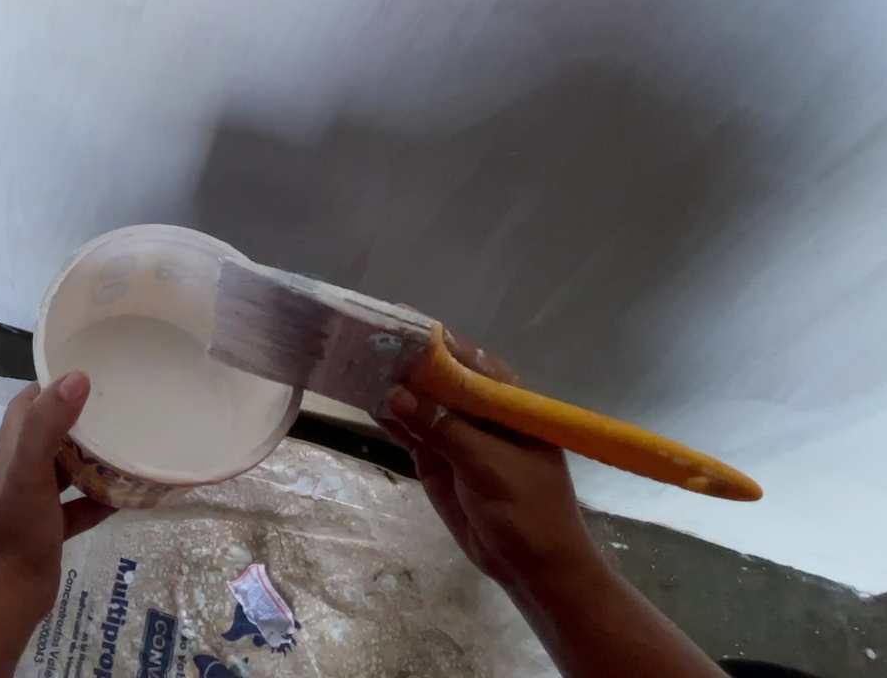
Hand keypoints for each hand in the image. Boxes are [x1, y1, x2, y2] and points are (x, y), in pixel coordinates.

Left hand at [0, 372, 115, 622]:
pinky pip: (80, 503)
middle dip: (80, 416)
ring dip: (92, 455)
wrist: (8, 598)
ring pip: (66, 466)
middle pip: (51, 431)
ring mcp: (36, 499)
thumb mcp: (31, 469)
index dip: (53, 384)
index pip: (29, 402)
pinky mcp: (51, 527)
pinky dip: (101, 497)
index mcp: (12, 448)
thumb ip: (48, 423)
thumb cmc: (17, 528)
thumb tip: (78, 377)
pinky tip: (128, 494)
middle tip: (117, 405)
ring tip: (126, 441)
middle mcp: (22, 468)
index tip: (87, 372)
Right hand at [378, 336, 594, 588]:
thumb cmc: (528, 509)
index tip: (398, 318)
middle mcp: (476, 409)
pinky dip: (385, 414)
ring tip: (353, 359)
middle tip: (364, 335)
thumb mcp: (489, 464)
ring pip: (416, 399)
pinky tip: (361, 396)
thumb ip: (442, 427)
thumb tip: (394, 393)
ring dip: (389, 383)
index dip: (434, 339)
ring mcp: (452, 432)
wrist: (533, 569)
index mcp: (504, 401)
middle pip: (436, 375)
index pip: (467, 359)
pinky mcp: (433, 455)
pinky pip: (406, 427)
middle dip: (403, 358)